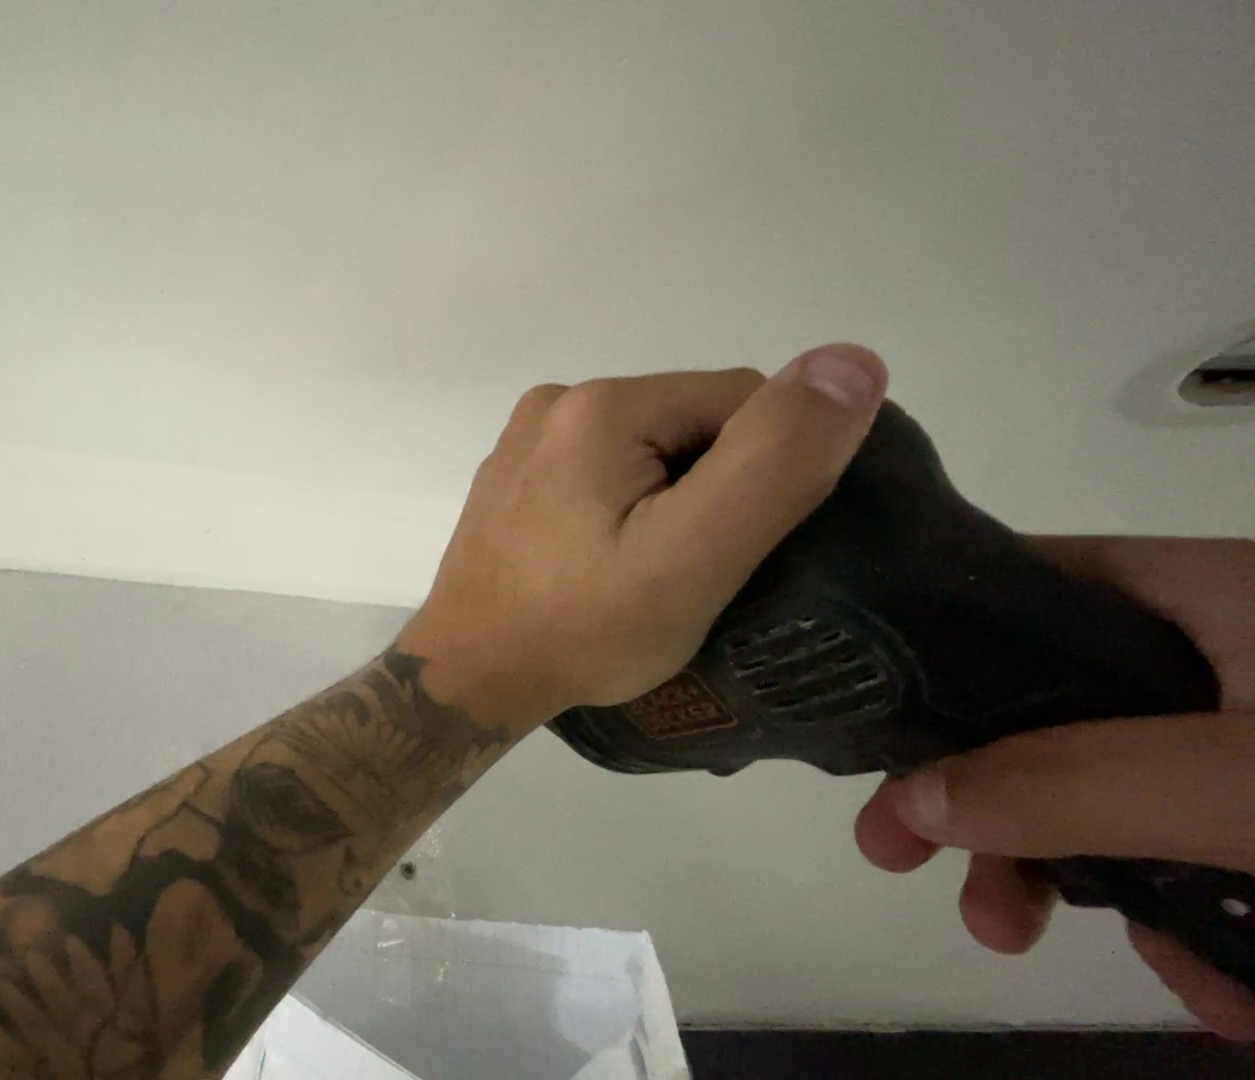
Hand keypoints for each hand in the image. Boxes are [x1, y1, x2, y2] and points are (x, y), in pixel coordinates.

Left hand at [397, 344, 888, 729]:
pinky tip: (606, 561)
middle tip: (693, 569)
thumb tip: (850, 362)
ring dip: (670, 500)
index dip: (768, 474)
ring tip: (649, 572)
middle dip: (715, 487)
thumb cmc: (581, 626)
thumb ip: (775, 460)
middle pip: (691, 423)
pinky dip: (622, 508)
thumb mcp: (694, 554)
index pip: (742, 402)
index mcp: (600, 404)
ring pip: (648, 451)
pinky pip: (599, 474)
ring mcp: (524, 443)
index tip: (739, 548)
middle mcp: (554, 404)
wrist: (471, 674)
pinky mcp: (511, 481)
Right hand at [854, 537, 1254, 1037]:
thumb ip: (1069, 784)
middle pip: (1043, 711)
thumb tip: (907, 804)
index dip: (921, 632)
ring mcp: (1252, 738)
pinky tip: (1217, 993)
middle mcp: (1210, 655)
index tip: (862, 712)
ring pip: (1115, 796)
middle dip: (981, 800)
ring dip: (1078, 883)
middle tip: (912, 863)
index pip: (1008, 580)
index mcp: (1197, 596)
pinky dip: (1193, 924)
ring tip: (1043, 949)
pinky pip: (1203, 853)